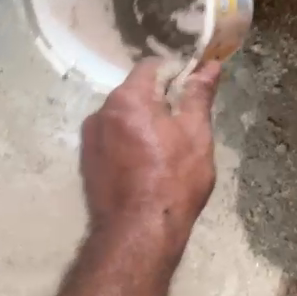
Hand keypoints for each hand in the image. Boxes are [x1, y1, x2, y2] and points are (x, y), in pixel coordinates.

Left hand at [80, 60, 221, 252]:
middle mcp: (101, 112)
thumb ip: (199, 96)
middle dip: (162, 100)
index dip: (177, 72)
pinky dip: (131, 141)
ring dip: (145, 122)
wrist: (139, 229)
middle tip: (188, 124)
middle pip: (136, 92)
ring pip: (124, 117)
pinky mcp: (87, 160)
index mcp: (128, 99)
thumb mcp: (196, 134)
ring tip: (169, 149)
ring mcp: (90, 137)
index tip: (196, 88)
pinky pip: (113, 138)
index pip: (151, 67)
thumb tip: (209, 66)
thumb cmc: (175, 179)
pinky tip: (149, 165)